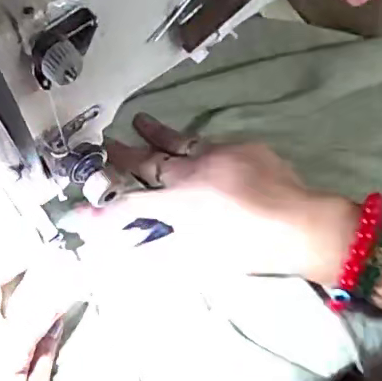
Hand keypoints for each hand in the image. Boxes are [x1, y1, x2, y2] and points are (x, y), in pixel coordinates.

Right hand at [62, 114, 356, 284]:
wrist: (301, 225)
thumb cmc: (247, 250)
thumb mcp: (199, 259)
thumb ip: (159, 252)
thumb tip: (128, 252)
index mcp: (178, 201)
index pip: (130, 204)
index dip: (103, 211)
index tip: (80, 213)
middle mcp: (191, 170)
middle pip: (150, 161)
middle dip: (124, 154)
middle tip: (106, 144)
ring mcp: (219, 153)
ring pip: (179, 141)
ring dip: (156, 134)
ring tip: (139, 121)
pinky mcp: (245, 147)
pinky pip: (214, 145)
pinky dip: (201, 150)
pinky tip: (202, 154)